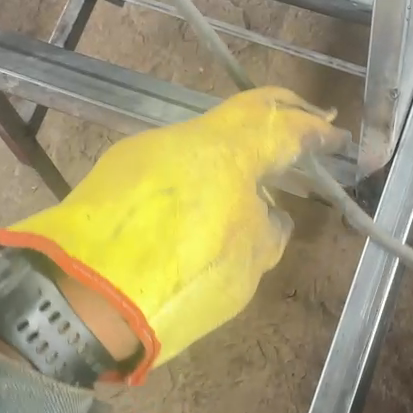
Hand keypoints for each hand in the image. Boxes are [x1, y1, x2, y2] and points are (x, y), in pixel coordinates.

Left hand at [0, 87, 347, 381]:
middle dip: (280, 115)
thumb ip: (268, 228)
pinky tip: (198, 204)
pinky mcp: (115, 172)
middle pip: (243, 111)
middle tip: (308, 124)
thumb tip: (268, 211)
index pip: (284, 125)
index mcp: (228, 151)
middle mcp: (187, 136)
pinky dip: (198, 172)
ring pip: (203, 139)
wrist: (77, 300)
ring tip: (252, 180)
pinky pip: (171, 162)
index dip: (315, 130)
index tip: (335, 138)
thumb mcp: (248, 263)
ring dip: (234, 151)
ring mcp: (146, 150)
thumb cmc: (181, 279)